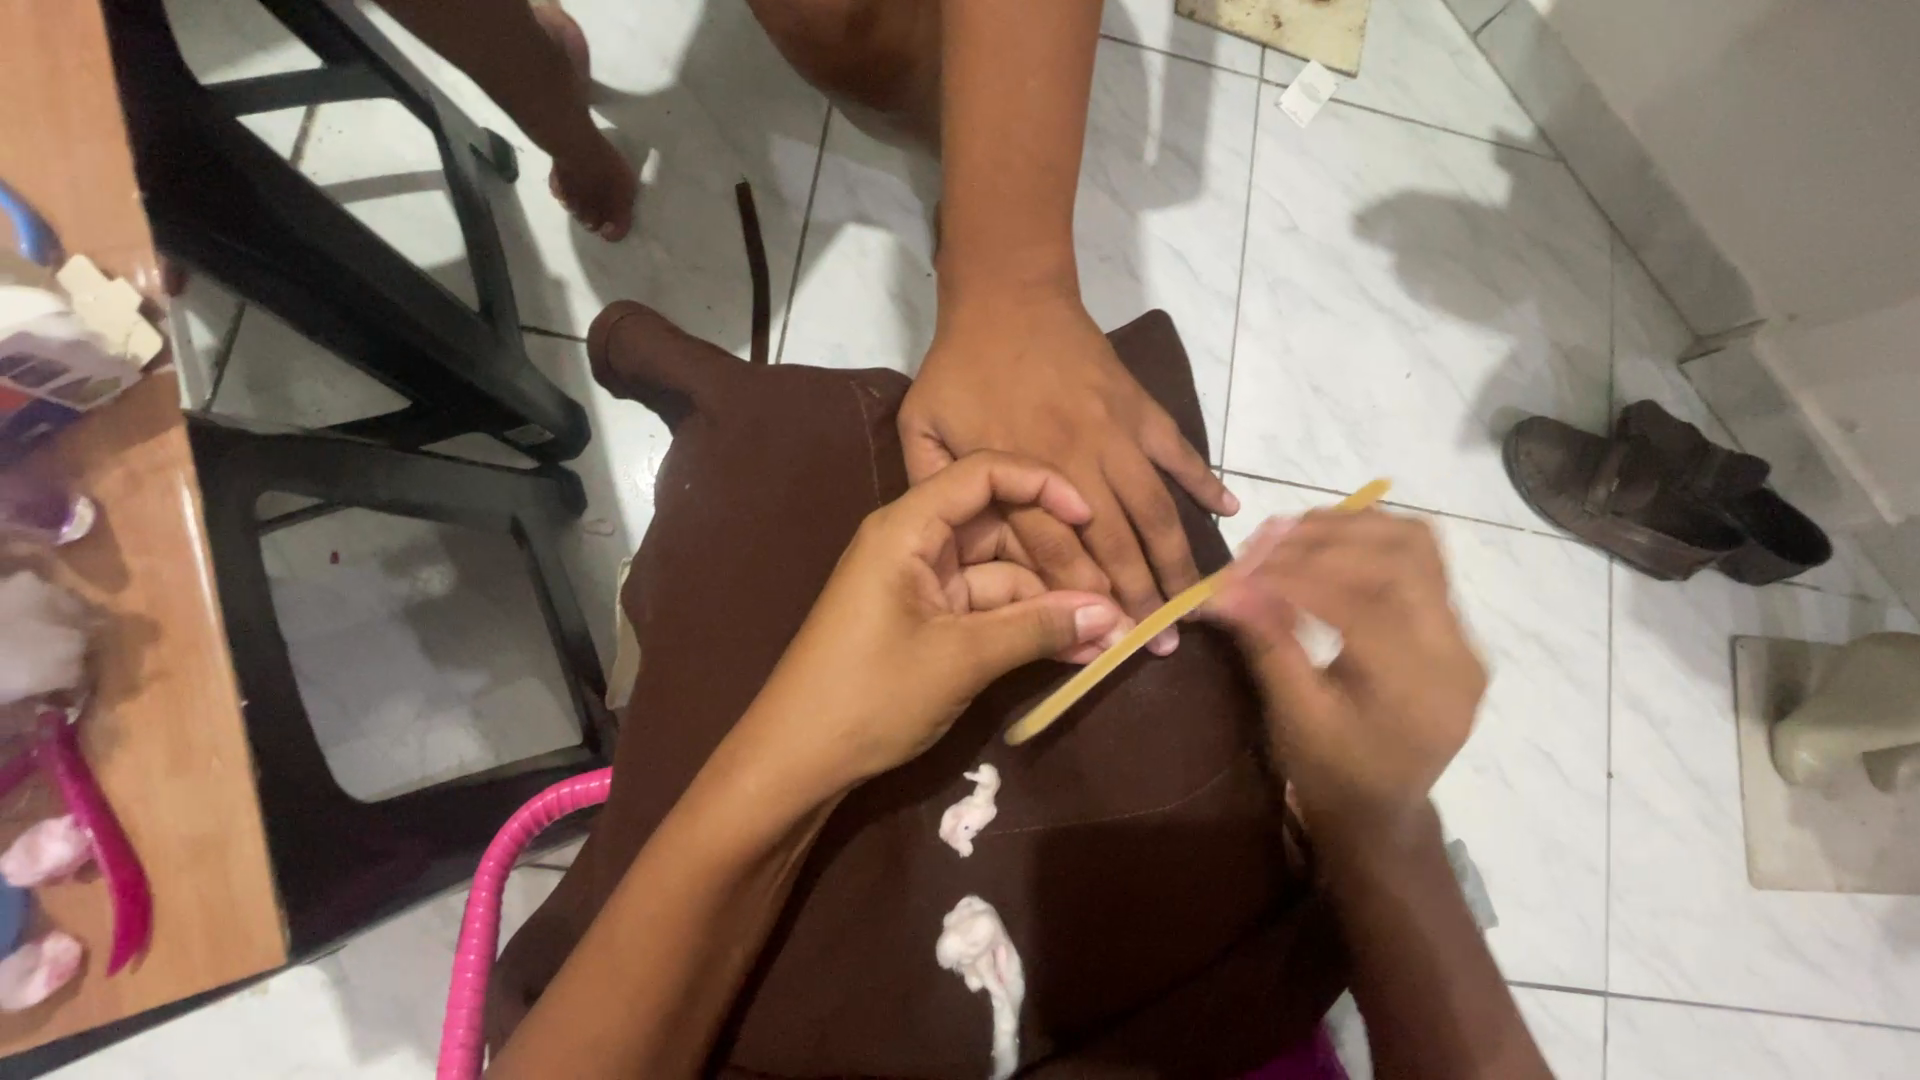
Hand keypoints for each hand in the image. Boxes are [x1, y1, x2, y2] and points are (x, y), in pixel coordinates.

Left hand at [741, 451, 1129, 792]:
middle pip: (1000, 528)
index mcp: (907, 527)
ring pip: (1002, 576)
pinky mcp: (930, 621)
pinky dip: (1027, 628)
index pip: (982, 473)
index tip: (1091, 513)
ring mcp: (924, 584)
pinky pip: (989, 610)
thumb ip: (1036, 629)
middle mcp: (916, 543)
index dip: (1041, 483)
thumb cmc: (869, 694)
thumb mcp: (960, 658)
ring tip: (1111, 636)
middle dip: (1059, 564)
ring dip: (1051, 605)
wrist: (797, 759)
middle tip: (1119, 599)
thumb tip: (1113, 614)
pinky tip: (1076, 650)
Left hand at [899, 295, 1237, 653]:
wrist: (1006, 296)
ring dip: (1176, 560)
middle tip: (1161, 645)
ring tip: (1195, 605)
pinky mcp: (1139, 409)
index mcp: (1020, 473)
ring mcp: (1115, 434)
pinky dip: (1204, 481)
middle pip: (1114, 544)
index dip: (1084, 602)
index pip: (1057, 554)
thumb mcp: (920, 428)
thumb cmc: (958, 368)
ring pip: (1153, 510)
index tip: (1107, 643)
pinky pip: (1178, 451)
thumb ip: (932, 487)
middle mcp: (1076, 461)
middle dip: (1139, 599)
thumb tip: (954, 543)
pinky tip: (1227, 512)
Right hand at [1202, 510, 1486, 838]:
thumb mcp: (1292, 716)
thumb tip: (1221, 588)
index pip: (1362, 607)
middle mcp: (1455, 652)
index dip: (1293, 580)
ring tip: (1284, 534)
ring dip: (1346, 528)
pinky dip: (1366, 537)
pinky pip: (1418, 557)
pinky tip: (1319, 541)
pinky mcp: (1450, 624)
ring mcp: (1460, 634)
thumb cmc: (1330, 771)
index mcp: (1418, 690)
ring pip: (1415, 545)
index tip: (1236, 572)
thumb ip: (1267, 644)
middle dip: (1320, 543)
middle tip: (1256, 546)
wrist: (1379, 806)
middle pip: (1400, 560)